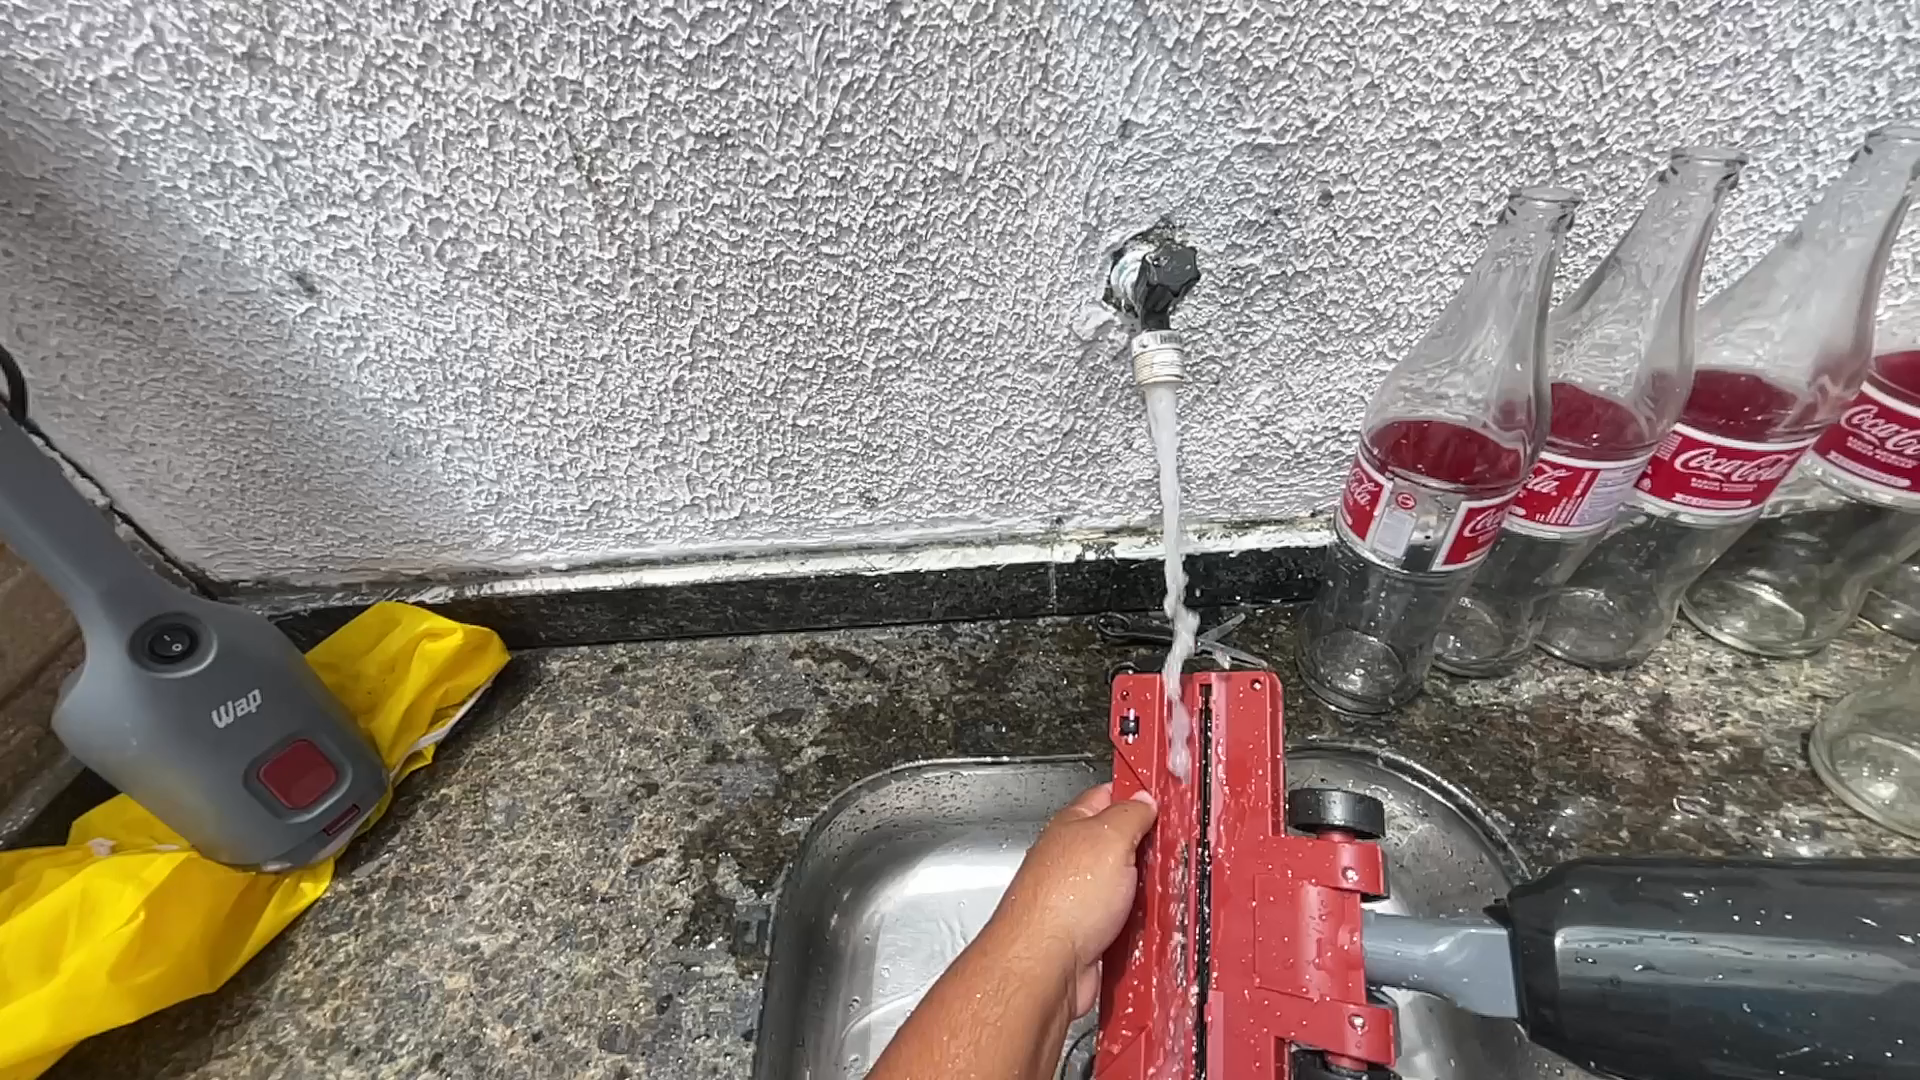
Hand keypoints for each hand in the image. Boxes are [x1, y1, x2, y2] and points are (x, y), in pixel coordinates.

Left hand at [984, 782, 1156, 1016]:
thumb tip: (1143, 800)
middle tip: (1168, 856)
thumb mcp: (1109, 839)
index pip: (1108, 797)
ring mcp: (1082, 897)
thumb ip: (1129, 815)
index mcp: (1074, 825)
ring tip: (1159, 895)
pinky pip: (1126, 924)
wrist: (1045, 966)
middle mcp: (1074, 859)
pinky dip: (1140, 928)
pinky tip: (1149, 927)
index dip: (1135, 796)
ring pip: (1127, 887)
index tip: (1161, 802)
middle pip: (1121, 845)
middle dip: (1147, 853)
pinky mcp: (1091, 934)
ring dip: (1146, 894)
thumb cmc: (1062, 900)